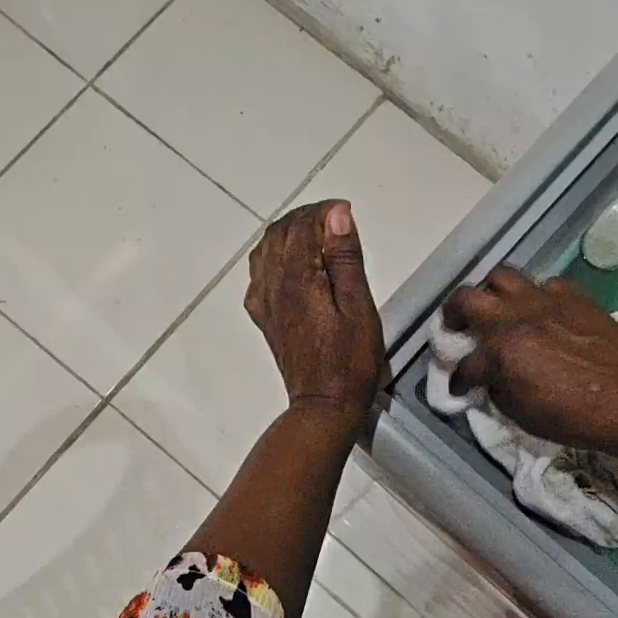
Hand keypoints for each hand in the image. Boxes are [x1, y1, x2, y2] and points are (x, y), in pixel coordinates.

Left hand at [245, 200, 385, 425]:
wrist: (323, 405)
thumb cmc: (349, 362)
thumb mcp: (359, 307)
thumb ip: (345, 259)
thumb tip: (336, 216)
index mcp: (296, 278)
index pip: (302, 225)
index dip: (324, 212)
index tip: (345, 212)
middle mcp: (272, 285)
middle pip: (279, 233)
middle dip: (305, 218)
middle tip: (335, 221)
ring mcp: (264, 302)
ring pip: (265, 250)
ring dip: (288, 235)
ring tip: (317, 238)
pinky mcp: (264, 318)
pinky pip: (259, 274)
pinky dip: (274, 257)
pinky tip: (293, 265)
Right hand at [446, 265, 617, 453]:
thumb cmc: (575, 418)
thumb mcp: (523, 416)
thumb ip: (498, 391)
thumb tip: (491, 380)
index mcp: (501, 353)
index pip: (465, 364)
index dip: (458, 379)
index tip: (460, 387)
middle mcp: (517, 318)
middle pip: (466, 299)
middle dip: (453, 313)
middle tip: (456, 326)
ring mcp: (545, 301)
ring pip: (501, 276)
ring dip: (489, 291)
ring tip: (493, 307)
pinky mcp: (573, 296)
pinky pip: (543, 284)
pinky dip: (533, 296)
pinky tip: (539, 313)